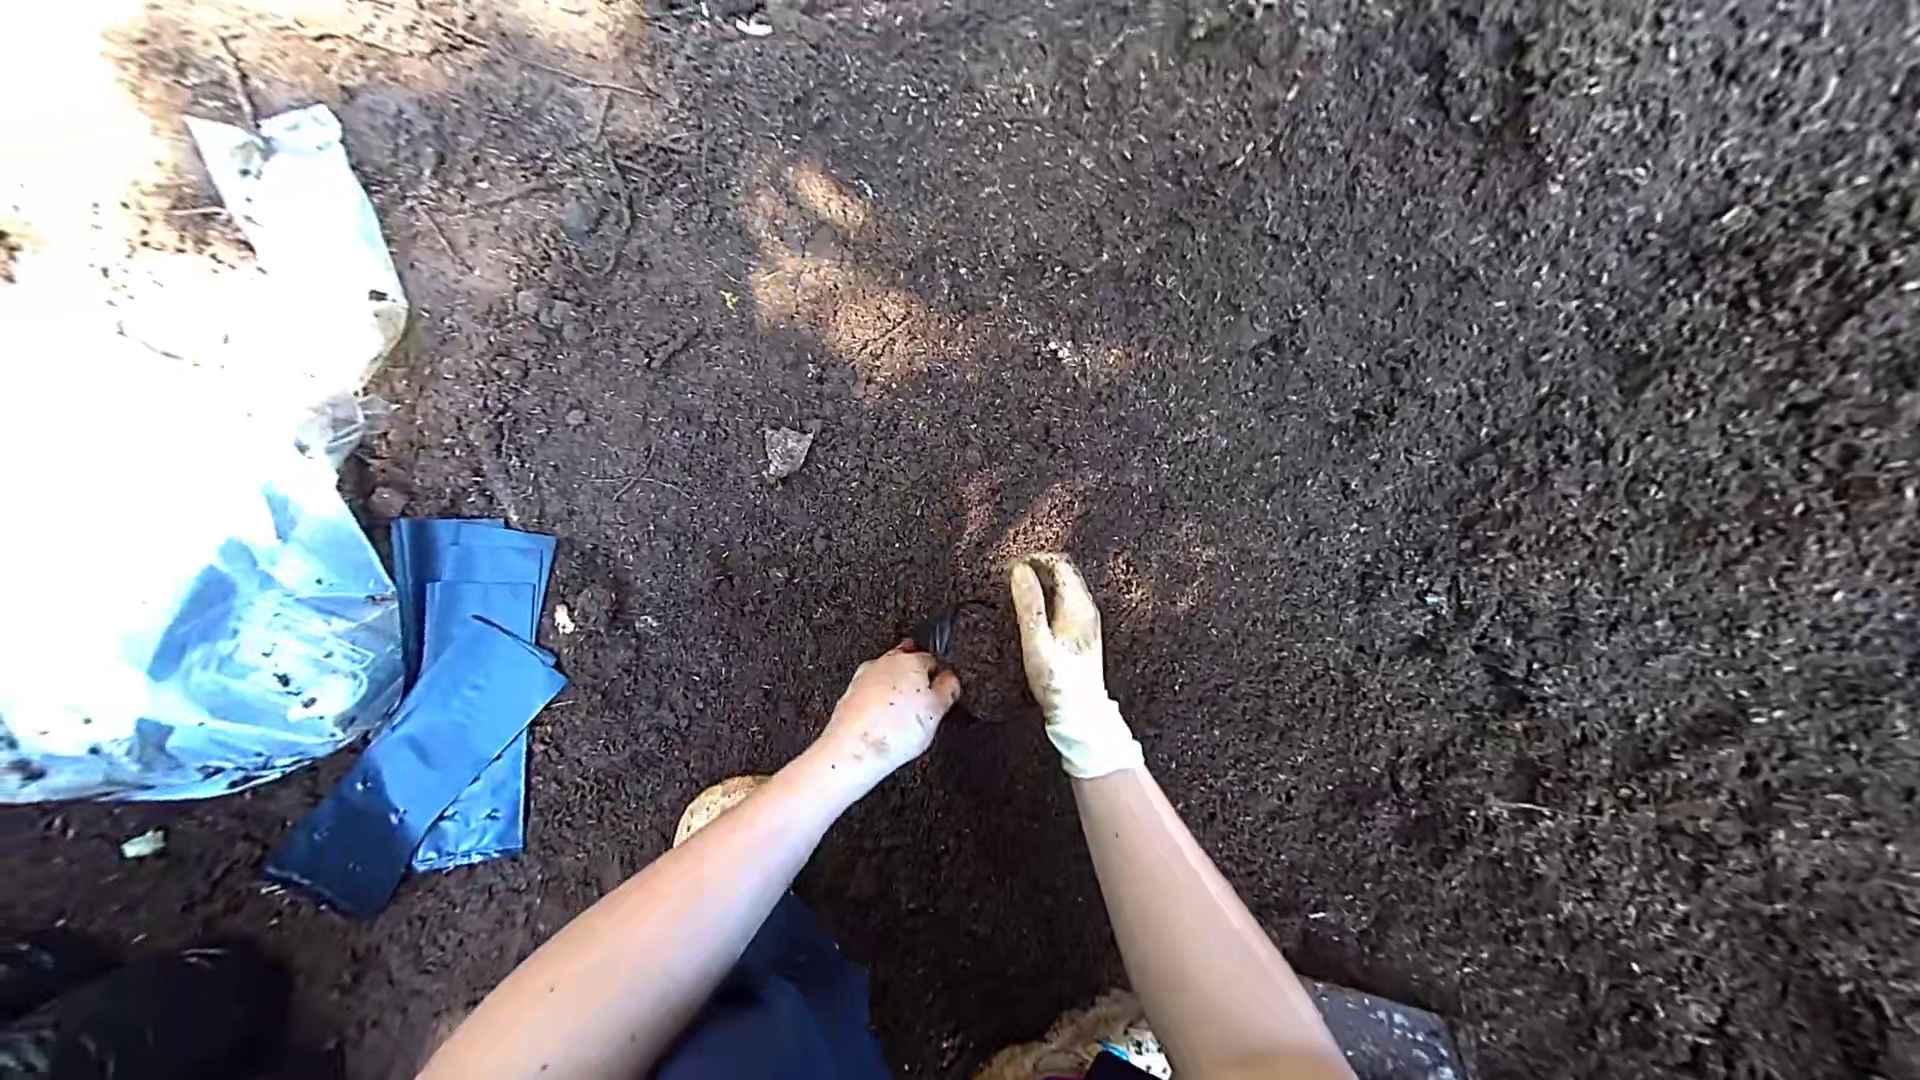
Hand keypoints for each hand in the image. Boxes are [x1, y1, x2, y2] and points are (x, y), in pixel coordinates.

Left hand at [815, 641, 960, 787]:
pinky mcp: (850, 694)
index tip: (941, 694)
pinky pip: (872, 695)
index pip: (932, 659)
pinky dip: (879, 705)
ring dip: (896, 692)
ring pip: (888, 679)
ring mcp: (865, 677)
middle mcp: (885, 662)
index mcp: (910, 659)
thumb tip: (951, 679)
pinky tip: (885, 724)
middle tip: (922, 708)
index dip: (940, 679)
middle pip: (907, 665)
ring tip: (903, 720)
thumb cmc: (894, 730)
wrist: (855, 750)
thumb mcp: (938, 710)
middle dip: (916, 682)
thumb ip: (949, 688)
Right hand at [1009, 553, 1143, 777]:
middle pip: (1062, 571)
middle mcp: (1086, 608)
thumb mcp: (1037, 643)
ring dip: (1040, 582)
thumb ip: (1029, 605)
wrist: (1080, 715)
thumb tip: (1020, 571)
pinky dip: (1045, 597)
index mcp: (1079, 606)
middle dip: (1036, 567)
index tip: (1012, 566)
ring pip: (1062, 586)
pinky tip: (1032, 611)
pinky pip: (1062, 602)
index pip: (1059, 562)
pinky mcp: (1080, 632)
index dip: (1034, 559)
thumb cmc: (1060, 683)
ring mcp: (1085, 620)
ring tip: (1017, 589)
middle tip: (1011, 575)